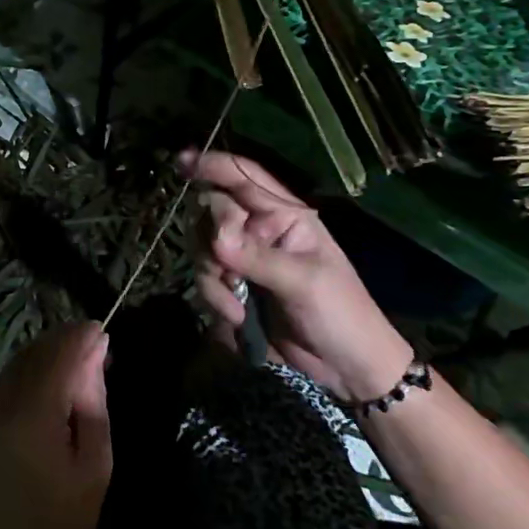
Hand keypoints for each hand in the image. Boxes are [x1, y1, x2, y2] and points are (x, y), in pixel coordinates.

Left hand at [0, 321, 111, 528]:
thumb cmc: (58, 528)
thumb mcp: (94, 464)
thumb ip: (94, 399)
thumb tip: (97, 351)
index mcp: (29, 410)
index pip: (62, 346)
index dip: (89, 336)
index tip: (110, 340)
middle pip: (39, 346)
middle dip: (70, 346)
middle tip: (99, 369)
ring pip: (22, 358)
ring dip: (51, 359)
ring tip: (77, 390)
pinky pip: (7, 377)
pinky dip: (32, 375)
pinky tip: (50, 402)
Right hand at [184, 150, 413, 404]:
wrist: (346, 366)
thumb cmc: (341, 313)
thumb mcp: (304, 283)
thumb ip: (257, 258)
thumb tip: (215, 237)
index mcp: (286, 214)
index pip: (245, 178)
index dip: (213, 165)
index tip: (181, 163)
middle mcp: (261, 230)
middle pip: (212, 213)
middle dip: (210, 241)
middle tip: (226, 269)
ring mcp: (246, 259)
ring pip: (204, 249)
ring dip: (211, 277)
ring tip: (236, 307)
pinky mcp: (236, 288)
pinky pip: (207, 281)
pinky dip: (214, 298)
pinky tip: (237, 320)